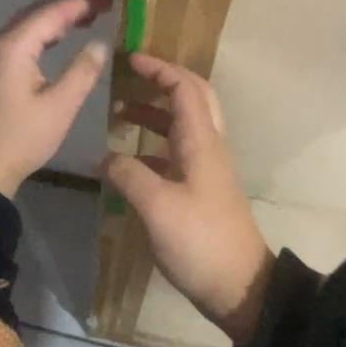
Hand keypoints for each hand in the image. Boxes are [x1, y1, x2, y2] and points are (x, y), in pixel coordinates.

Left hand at [0, 0, 113, 197]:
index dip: (81, 2)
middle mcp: (0, 44)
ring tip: (86, 19)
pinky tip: (58, 42)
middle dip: (68, 6)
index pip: (52, 12)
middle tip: (101, 5)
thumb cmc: (20, 138)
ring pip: (26, 26)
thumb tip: (100, 44)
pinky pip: (20, 41)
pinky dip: (42, 35)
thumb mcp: (60, 107)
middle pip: (36, 13)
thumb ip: (82, 71)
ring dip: (55, 20)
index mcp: (14, 47)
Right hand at [101, 53, 273, 345]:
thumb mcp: (156, 205)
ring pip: (182, 126)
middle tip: (131, 77)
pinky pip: (176, 154)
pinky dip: (152, 146)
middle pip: (192, 99)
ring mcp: (207, 170)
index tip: (130, 59)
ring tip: (119, 114)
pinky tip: (126, 161)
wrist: (240, 287)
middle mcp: (208, 147)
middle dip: (162, 82)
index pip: (184, 88)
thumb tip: (105, 157)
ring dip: (155, 114)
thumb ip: (128, 174)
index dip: (159, 69)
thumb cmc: (200, 240)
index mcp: (201, 142)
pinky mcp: (201, 192)